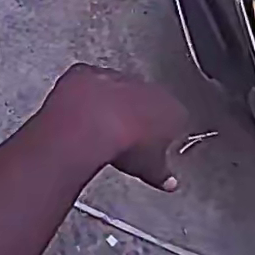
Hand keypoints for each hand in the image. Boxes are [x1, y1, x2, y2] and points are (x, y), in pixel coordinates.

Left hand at [40, 64, 187, 191]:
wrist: (90, 124)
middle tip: (125, 135)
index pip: (175, 118)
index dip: (164, 132)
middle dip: (136, 113)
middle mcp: (145, 86)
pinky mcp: (86, 72)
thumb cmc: (125, 144)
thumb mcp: (150, 168)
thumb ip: (162, 174)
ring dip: (109, 102)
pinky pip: (87, 81)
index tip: (155, 144)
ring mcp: (114, 76)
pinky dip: (84, 92)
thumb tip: (168, 182)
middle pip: (145, 99)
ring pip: (116, 87)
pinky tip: (78, 108)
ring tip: (99, 126)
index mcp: (169, 107)